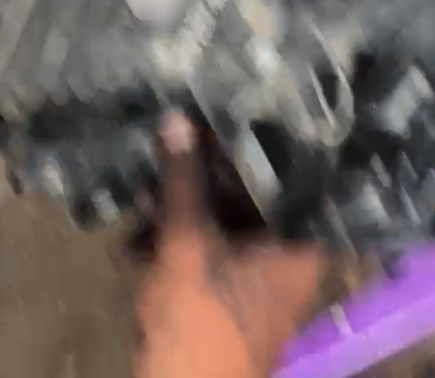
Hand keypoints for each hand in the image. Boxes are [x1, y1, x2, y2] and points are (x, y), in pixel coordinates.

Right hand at [134, 116, 326, 377]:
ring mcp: (258, 282)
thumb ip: (184, 181)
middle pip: (248, 199)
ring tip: (143, 198)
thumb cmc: (199, 323)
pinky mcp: (229, 299)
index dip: (260, 143)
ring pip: (221, 227)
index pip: (290, 173)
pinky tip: (134, 242)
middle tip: (175, 149)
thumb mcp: (188, 244)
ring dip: (178, 215)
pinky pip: (208, 255)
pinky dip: (175, 247)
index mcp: (299, 243)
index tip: (236, 111)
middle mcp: (288, 258)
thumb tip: (177, 118)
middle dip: (201, 182)